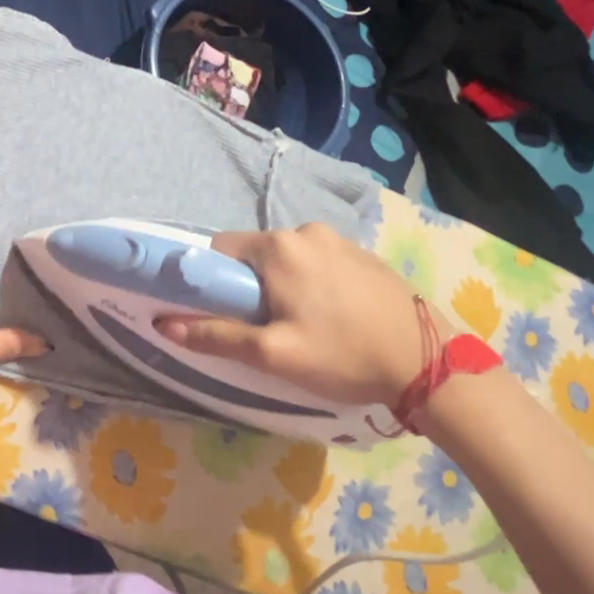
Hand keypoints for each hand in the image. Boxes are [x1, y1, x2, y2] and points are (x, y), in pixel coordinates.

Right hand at [154, 223, 449, 405]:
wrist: (429, 363)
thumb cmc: (343, 356)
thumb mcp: (272, 354)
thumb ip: (216, 335)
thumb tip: (164, 323)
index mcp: (278, 247)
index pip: (220, 249)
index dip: (213, 281)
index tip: (224, 312)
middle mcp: (305, 230)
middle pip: (255, 253)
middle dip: (250, 285)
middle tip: (265, 327)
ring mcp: (339, 239)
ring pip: (288, 258)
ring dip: (282, 283)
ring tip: (302, 325)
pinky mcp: (363, 253)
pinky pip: (318, 261)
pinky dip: (312, 282)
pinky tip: (331, 316)